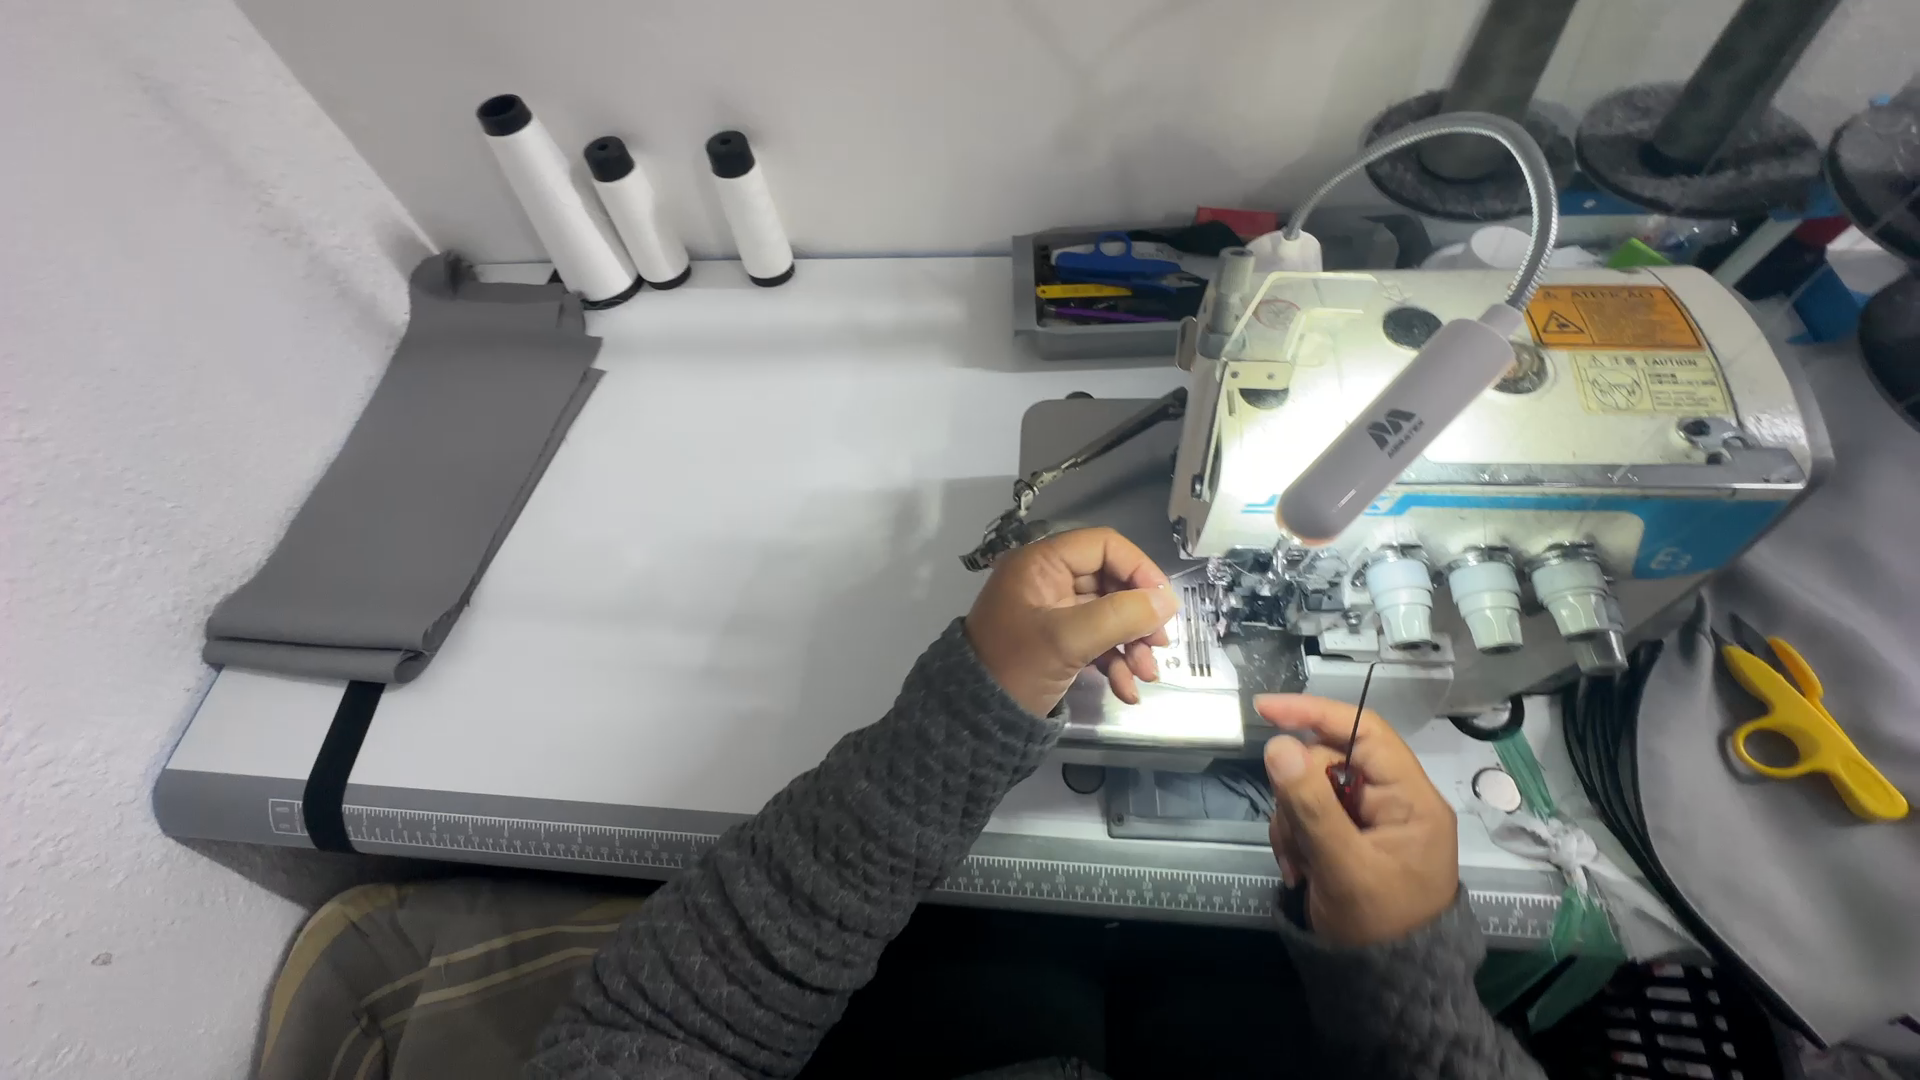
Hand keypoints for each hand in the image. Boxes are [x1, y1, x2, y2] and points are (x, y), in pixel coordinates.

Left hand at [965, 527, 1178, 717]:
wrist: (973, 720)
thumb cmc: (1015, 667)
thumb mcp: (1068, 639)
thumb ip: (1121, 616)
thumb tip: (1166, 601)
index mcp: (1041, 564)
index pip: (1103, 546)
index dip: (1138, 570)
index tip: (1162, 604)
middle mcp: (1047, 580)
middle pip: (1110, 582)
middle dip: (1138, 616)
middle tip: (1159, 645)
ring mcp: (1051, 612)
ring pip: (1106, 615)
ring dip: (1132, 644)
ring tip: (1147, 674)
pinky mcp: (1055, 642)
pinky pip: (1094, 640)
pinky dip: (1115, 661)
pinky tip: (1127, 690)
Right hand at [1258, 694, 1458, 945]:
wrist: (1389, 990)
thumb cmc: (1377, 927)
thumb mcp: (1342, 866)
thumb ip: (1310, 804)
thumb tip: (1277, 745)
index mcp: (1411, 800)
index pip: (1364, 731)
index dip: (1315, 712)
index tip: (1265, 709)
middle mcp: (1395, 801)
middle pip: (1329, 760)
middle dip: (1298, 792)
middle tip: (1292, 833)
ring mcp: (1372, 820)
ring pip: (1312, 787)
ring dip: (1293, 820)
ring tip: (1299, 863)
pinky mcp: (1351, 837)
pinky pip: (1309, 813)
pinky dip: (1294, 835)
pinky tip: (1299, 868)